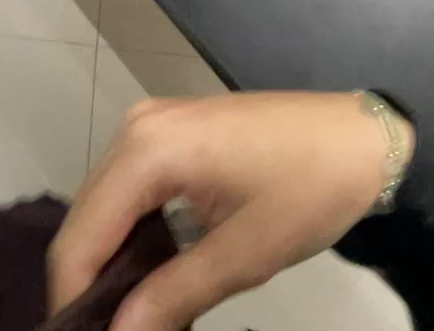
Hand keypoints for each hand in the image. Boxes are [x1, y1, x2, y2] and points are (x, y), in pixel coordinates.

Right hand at [48, 91, 412, 330]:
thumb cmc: (307, 190)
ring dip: (107, 259)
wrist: (359, 136)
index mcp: (147, 150)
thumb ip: (171, 298)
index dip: (74, 300)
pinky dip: (128, 232)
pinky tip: (146, 272)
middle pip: (86, 218)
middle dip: (89, 282)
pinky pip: (127, 187)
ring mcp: (149, 123)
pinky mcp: (166, 130)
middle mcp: (135, 128)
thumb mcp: (244, 255)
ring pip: (103, 203)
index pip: (82, 237)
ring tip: (127, 315)